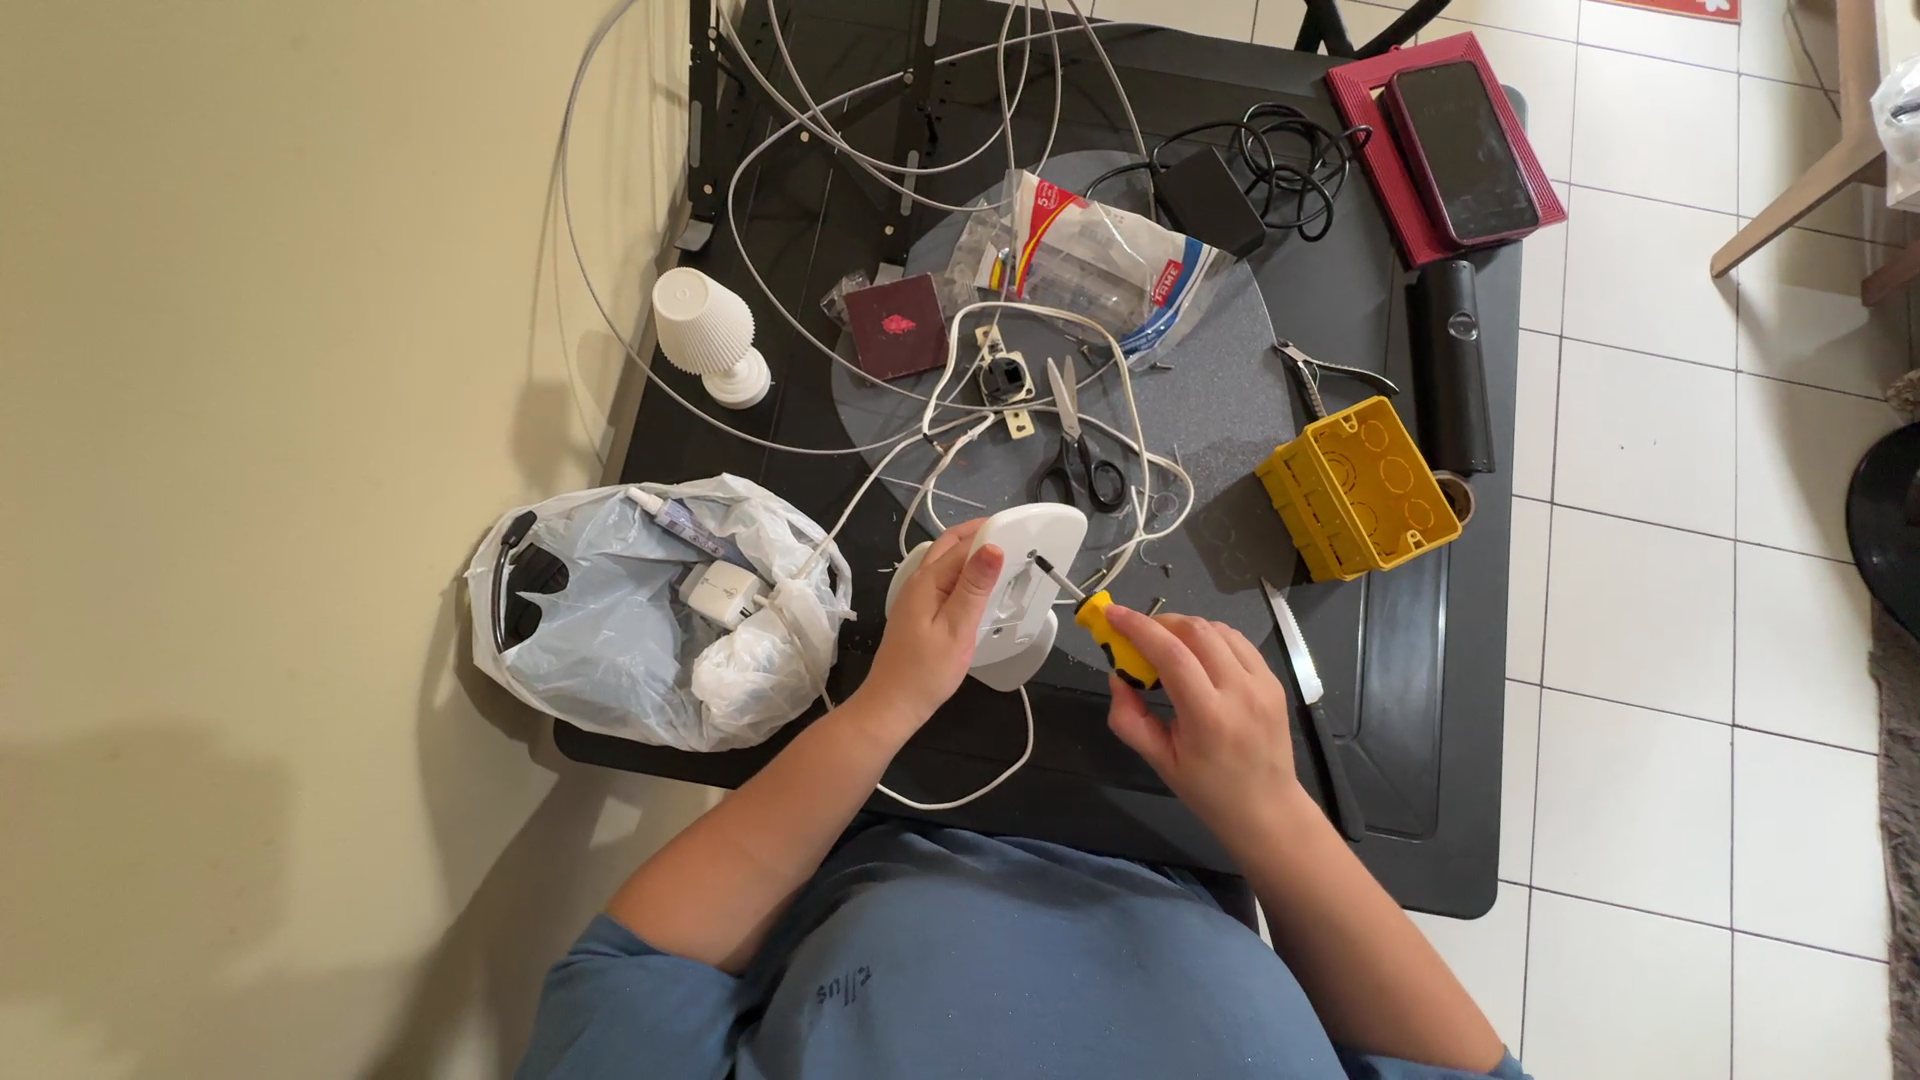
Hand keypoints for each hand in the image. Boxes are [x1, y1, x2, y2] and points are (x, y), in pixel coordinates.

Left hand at [857, 520, 1003, 729]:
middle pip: (948, 545)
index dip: (990, 534)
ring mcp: (916, 596)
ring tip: (1003, 555)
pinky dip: (964, 572)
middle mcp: (918, 581)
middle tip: (1013, 535)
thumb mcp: (957, 629)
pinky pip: (943, 580)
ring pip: (945, 562)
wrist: (893, 704)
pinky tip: (981, 586)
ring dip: (971, 552)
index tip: (1021, 531)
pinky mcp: (918, 611)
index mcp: (927, 581)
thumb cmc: (927, 671)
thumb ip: (974, 587)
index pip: (962, 545)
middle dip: (978, 534)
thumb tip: (992, 546)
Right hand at [1103, 607, 1302, 833]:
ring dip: (1185, 627)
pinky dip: (1209, 636)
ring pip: (1218, 629)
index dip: (1138, 628)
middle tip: (1138, 635)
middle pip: (1196, 631)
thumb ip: (1129, 718)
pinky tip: (1197, 654)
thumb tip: (1118, 677)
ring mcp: (1263, 683)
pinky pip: (1237, 640)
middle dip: (1159, 622)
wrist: (1267, 809)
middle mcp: (1240, 692)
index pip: (1172, 655)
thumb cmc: (1207, 790)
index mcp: (1208, 717)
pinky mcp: (1274, 680)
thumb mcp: (1158, 760)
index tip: (1112, 614)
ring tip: (1166, 645)